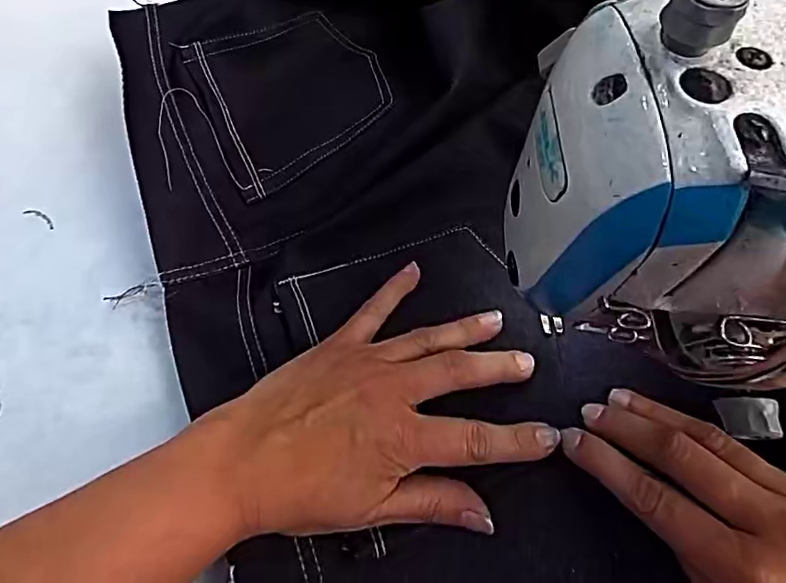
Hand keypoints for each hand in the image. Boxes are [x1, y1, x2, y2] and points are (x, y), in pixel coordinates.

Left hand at [184, 263, 558, 540]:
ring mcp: (369, 360)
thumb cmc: (297, 493)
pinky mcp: (343, 344)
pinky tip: (413, 271)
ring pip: (430, 338)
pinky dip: (395, 288)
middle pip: (460, 374)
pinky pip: (375, 309)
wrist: (239, 462)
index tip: (545, 435)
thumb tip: (481, 514)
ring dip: (465, 329)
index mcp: (403, 437)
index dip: (517, 440)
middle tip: (527, 362)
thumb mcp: (370, 511)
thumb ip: (432, 504)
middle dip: (500, 369)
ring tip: (495, 320)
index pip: (476, 440)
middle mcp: (394, 391)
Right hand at [563, 390, 785, 582]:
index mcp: (752, 575)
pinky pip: (761, 459)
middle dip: (632, 427)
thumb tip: (669, 524)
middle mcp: (781, 529)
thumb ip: (701, 572)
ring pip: (721, 442)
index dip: (612, 468)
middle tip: (597, 410)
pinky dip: (717, 438)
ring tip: (630, 401)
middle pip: (686, 456)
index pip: (660, 501)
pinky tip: (691, 426)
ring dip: (668, 418)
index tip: (583, 445)